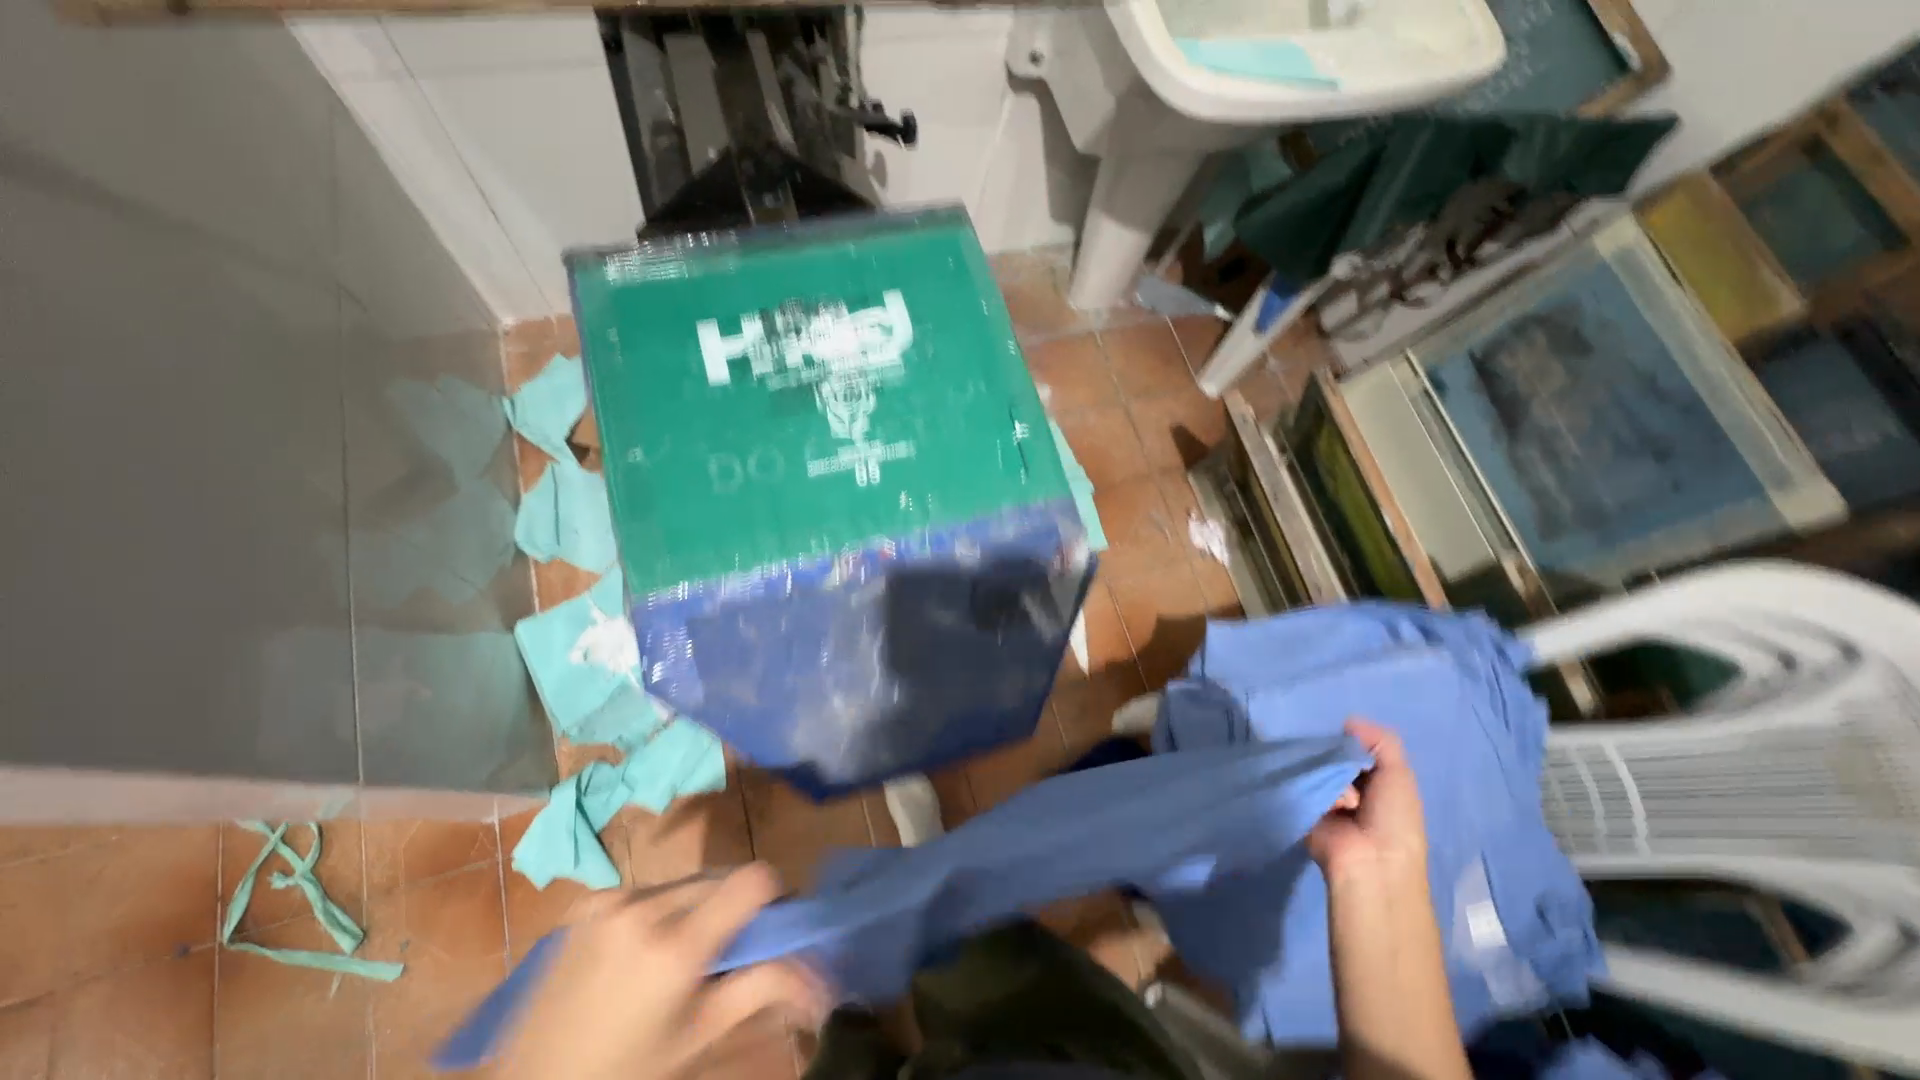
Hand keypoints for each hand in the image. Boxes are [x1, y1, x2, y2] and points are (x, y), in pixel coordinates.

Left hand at [497, 863, 831, 1079]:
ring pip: (683, 884)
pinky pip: (646, 891)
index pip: (752, 880)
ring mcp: (608, 901)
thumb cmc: (626, 1072)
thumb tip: (820, 974)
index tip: (775, 923)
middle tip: (730, 952)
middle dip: (735, 908)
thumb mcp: (699, 1038)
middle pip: (718, 880)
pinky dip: (659, 912)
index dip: (775, 894)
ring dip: (697, 908)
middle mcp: (643, 908)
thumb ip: (762, 990)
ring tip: (680, 957)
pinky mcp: (585, 902)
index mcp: (676, 946)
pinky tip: (641, 954)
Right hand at [1309, 718, 1429, 885]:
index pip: (1358, 750)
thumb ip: (1381, 741)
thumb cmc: (1394, 819)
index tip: (1347, 737)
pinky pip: (1303, 785)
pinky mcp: (1305, 808)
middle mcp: (1352, 789)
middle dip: (1336, 756)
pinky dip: (1311, 786)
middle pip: (1334, 757)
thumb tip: (1348, 722)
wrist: (1369, 862)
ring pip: (1318, 769)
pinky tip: (1322, 798)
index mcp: (1378, 783)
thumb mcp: (1399, 774)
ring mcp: (1326, 799)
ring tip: (1339, 794)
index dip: (1354, 741)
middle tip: (1340, 764)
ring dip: (1327, 775)